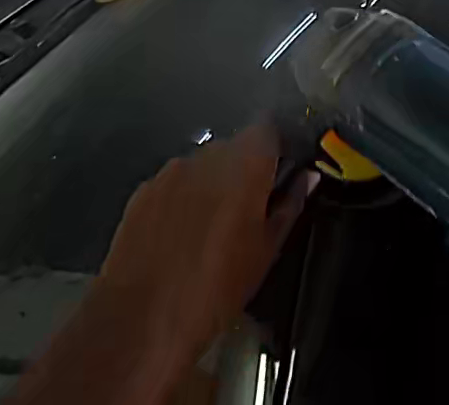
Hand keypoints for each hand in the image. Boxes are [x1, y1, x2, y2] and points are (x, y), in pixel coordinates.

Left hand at [13, 124, 315, 404]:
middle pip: (235, 145)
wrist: (141, 321)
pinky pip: (175, 182)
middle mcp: (208, 154)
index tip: (281, 171)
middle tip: (249, 206)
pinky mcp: (144, 189)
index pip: (268, 127)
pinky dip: (183, 197)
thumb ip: (289, 204)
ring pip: (203, 164)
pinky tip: (180, 234)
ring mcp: (171, 169)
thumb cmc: (218, 288)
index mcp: (246, 163)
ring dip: (213, 182)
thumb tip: (307, 176)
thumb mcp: (267, 250)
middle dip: (245, 167)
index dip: (277, 145)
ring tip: (211, 226)